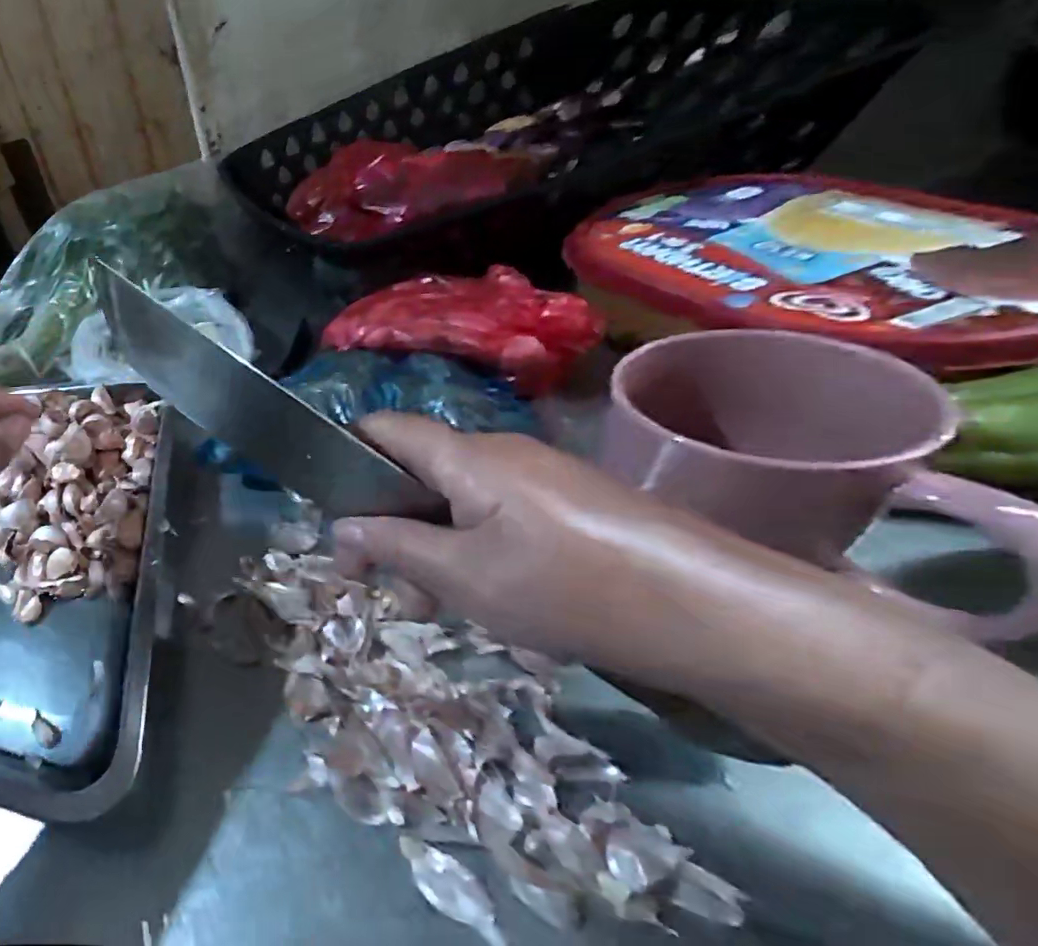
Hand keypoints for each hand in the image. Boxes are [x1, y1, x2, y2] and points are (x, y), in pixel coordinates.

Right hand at [332, 412, 907, 695]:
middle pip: (419, 472)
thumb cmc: (567, 587)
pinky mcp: (568, 503)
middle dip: (391, 524)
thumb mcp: (464, 577)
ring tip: (439, 608)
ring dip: (433, 546)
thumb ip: (395, 546)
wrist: (709, 610)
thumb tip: (341, 527)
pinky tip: (490, 600)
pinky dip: (474, 550)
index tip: (329, 507)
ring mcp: (539, 476)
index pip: (385, 428)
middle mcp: (500, 451)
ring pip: (459, 500)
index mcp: (466, 456)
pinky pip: (498, 514)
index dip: (346, 453)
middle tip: (387, 587)